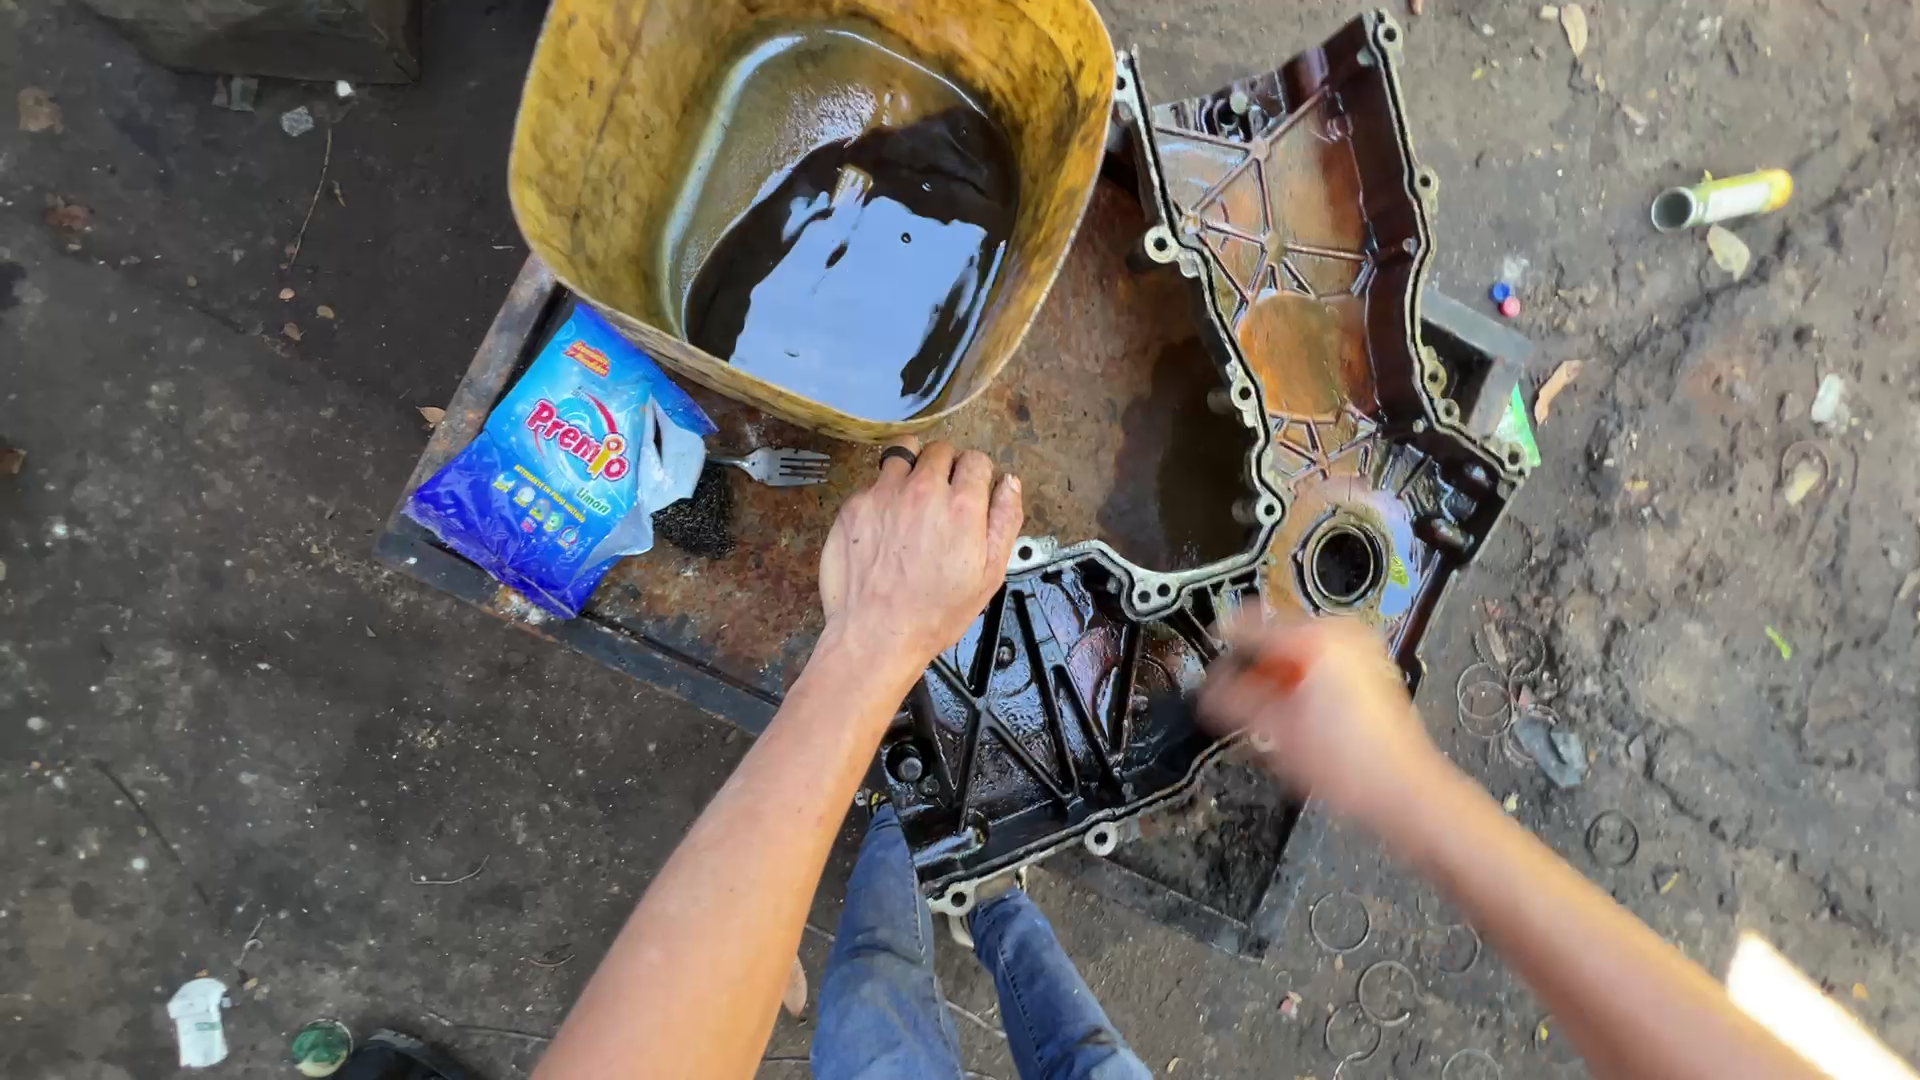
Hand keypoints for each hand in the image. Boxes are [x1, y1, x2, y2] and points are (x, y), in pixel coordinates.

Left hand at [818, 437, 1023, 672]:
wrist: (877, 635)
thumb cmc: (936, 613)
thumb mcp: (990, 574)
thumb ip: (1005, 520)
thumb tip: (1009, 482)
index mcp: (962, 506)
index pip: (977, 459)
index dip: (977, 476)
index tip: (972, 493)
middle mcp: (923, 490)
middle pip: (941, 450)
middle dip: (947, 467)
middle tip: (943, 497)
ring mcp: (884, 494)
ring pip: (904, 453)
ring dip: (913, 468)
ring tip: (912, 498)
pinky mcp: (854, 505)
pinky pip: (873, 481)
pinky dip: (883, 494)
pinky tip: (885, 524)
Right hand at [1197, 617, 1448, 838]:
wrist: (1402, 791)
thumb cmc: (1351, 764)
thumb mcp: (1273, 730)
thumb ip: (1230, 700)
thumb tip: (1207, 689)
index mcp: (1314, 638)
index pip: (1246, 625)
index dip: (1221, 647)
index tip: (1210, 663)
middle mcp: (1339, 634)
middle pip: (1272, 638)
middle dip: (1253, 668)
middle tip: (1239, 697)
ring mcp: (1358, 649)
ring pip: (1294, 651)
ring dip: (1276, 675)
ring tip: (1270, 710)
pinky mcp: (1368, 666)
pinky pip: (1318, 661)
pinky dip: (1300, 679)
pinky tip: (1296, 710)